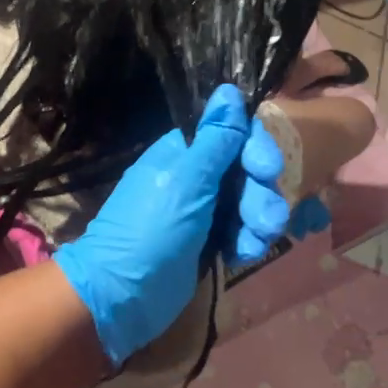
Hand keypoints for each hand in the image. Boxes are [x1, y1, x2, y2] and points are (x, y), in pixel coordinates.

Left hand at [54, 85, 289, 366]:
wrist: (120, 297)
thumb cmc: (150, 231)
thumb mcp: (186, 182)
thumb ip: (215, 140)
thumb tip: (229, 90)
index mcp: (186, 153)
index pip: (236, 135)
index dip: (258, 150)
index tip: (268, 170)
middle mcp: (198, 177)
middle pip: (249, 172)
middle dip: (262, 196)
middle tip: (264, 222)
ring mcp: (204, 211)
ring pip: (251, 204)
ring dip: (260, 223)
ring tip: (251, 246)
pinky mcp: (209, 243)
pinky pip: (243, 232)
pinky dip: (248, 243)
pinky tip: (241, 257)